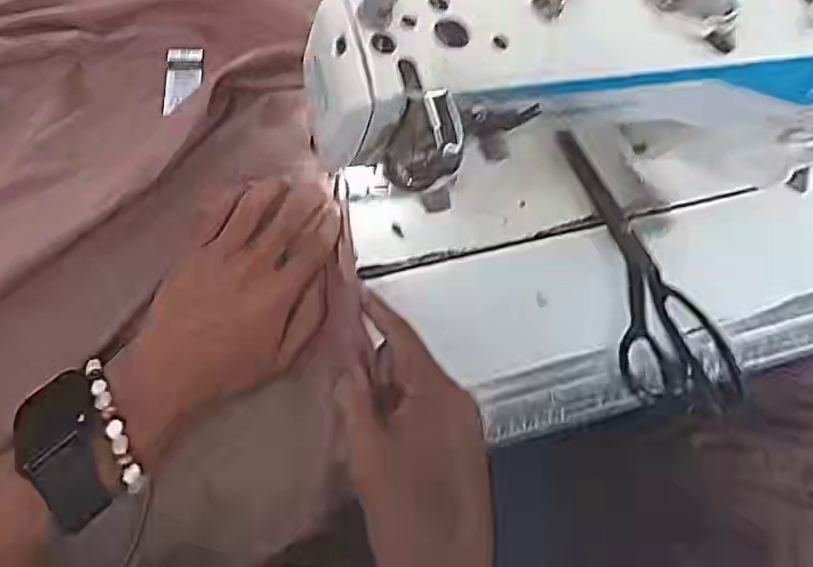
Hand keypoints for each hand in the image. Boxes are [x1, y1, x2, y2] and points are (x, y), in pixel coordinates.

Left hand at [108, 180, 339, 465]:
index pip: (311, 250)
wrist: (170, 367)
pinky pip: (217, 212)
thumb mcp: (280, 359)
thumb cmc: (227, 367)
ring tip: (284, 182)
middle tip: (318, 185)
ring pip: (252, 208)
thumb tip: (324, 283)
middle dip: (307, 199)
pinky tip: (245, 188)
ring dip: (272, 189)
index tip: (335, 211)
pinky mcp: (196, 248)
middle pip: (286, 221)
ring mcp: (222, 253)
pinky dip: (234, 195)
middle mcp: (253, 266)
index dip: (327, 227)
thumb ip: (308, 320)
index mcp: (278, 294)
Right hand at [335, 289, 492, 566]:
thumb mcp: (367, 450)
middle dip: (377, 372)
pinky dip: (404, 416)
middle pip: (408, 362)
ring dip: (389, 398)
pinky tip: (388, 448)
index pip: (403, 334)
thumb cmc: (411, 520)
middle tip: (352, 393)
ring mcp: (465, 426)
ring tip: (371, 436)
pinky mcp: (465, 447)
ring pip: (416, 388)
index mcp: (439, 394)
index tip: (361, 291)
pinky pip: (428, 411)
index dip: (376, 310)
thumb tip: (346, 367)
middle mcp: (458, 403)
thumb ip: (352, 397)